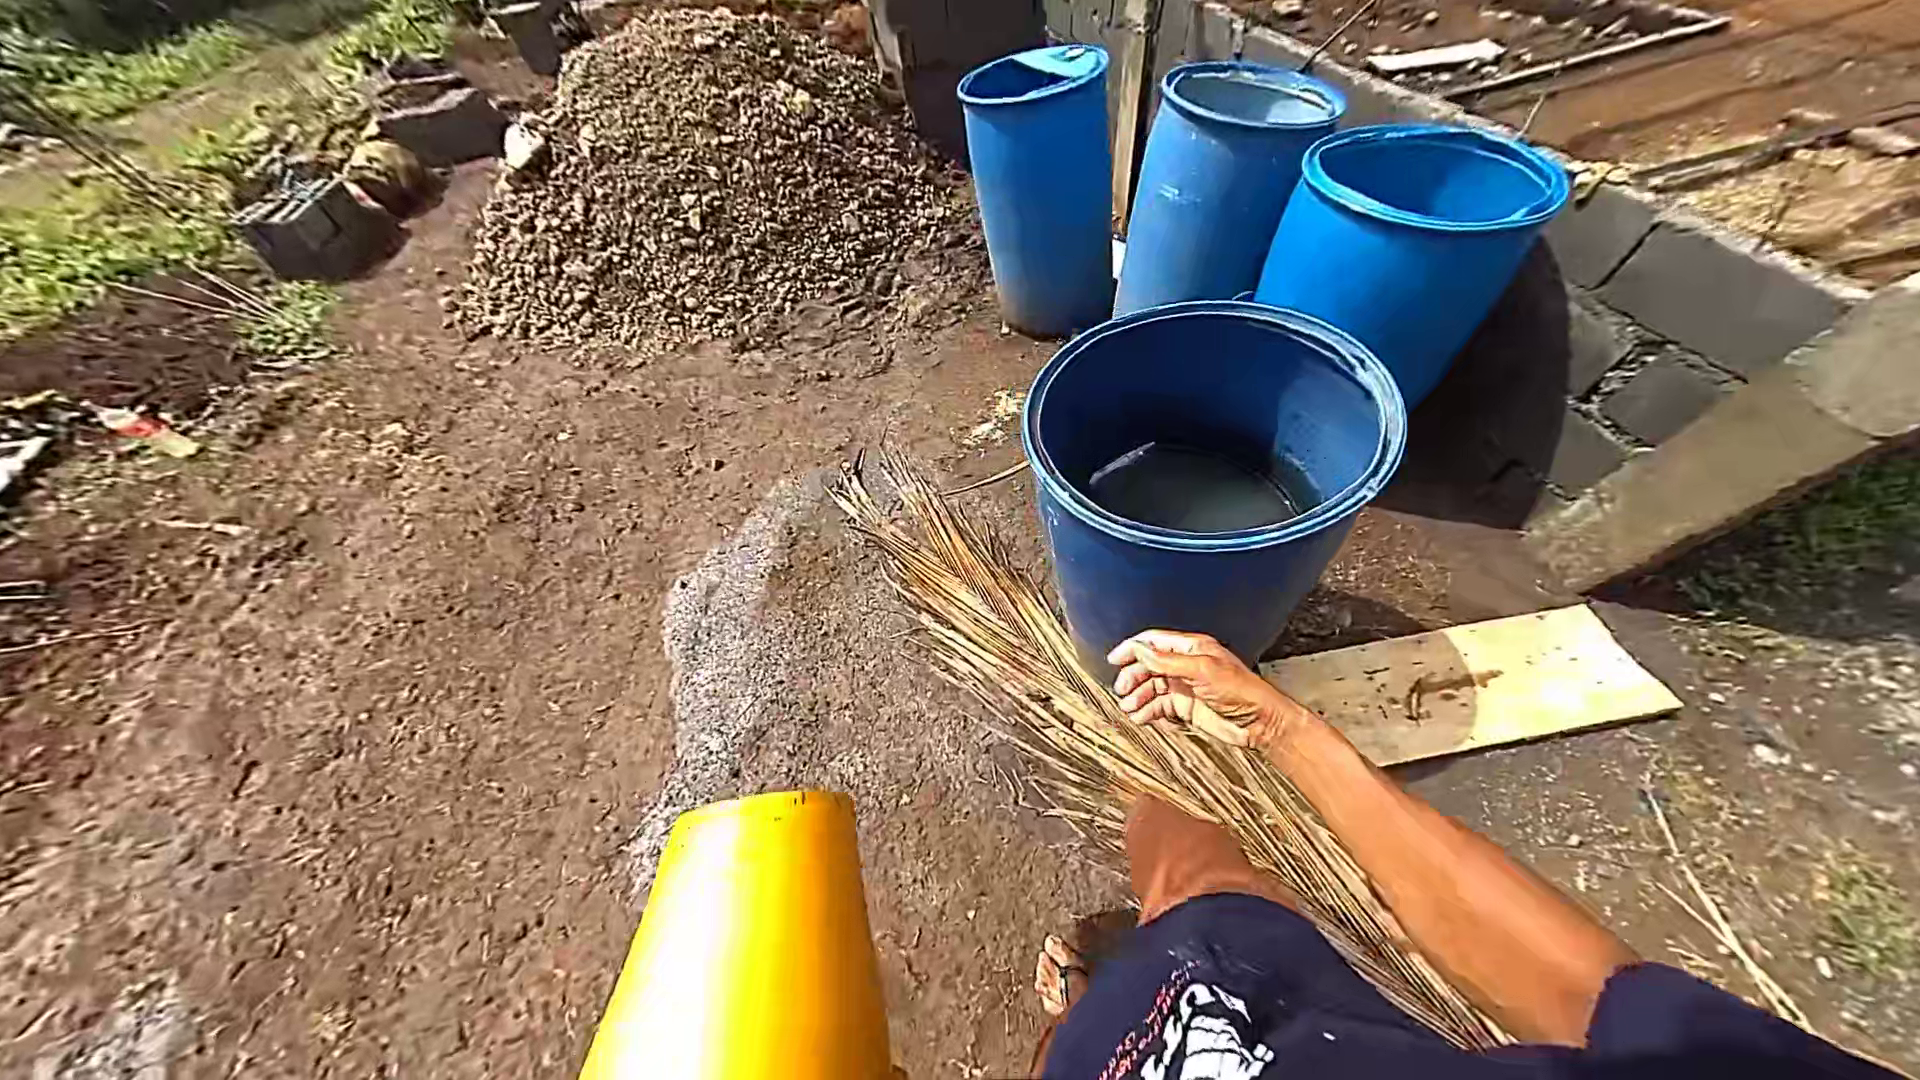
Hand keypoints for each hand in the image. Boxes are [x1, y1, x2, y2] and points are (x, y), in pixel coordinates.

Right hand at [1105, 630, 1302, 747]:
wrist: (1261, 723)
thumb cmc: (1241, 691)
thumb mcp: (1201, 670)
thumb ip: (1167, 660)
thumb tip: (1140, 650)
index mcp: (1191, 648)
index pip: (1153, 642)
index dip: (1132, 649)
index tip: (1115, 659)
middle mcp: (1185, 665)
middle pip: (1148, 665)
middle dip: (1133, 676)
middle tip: (1123, 689)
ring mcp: (1185, 686)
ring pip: (1151, 687)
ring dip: (1138, 696)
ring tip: (1130, 707)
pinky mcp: (1186, 707)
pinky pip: (1159, 706)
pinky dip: (1147, 711)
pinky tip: (1141, 717)